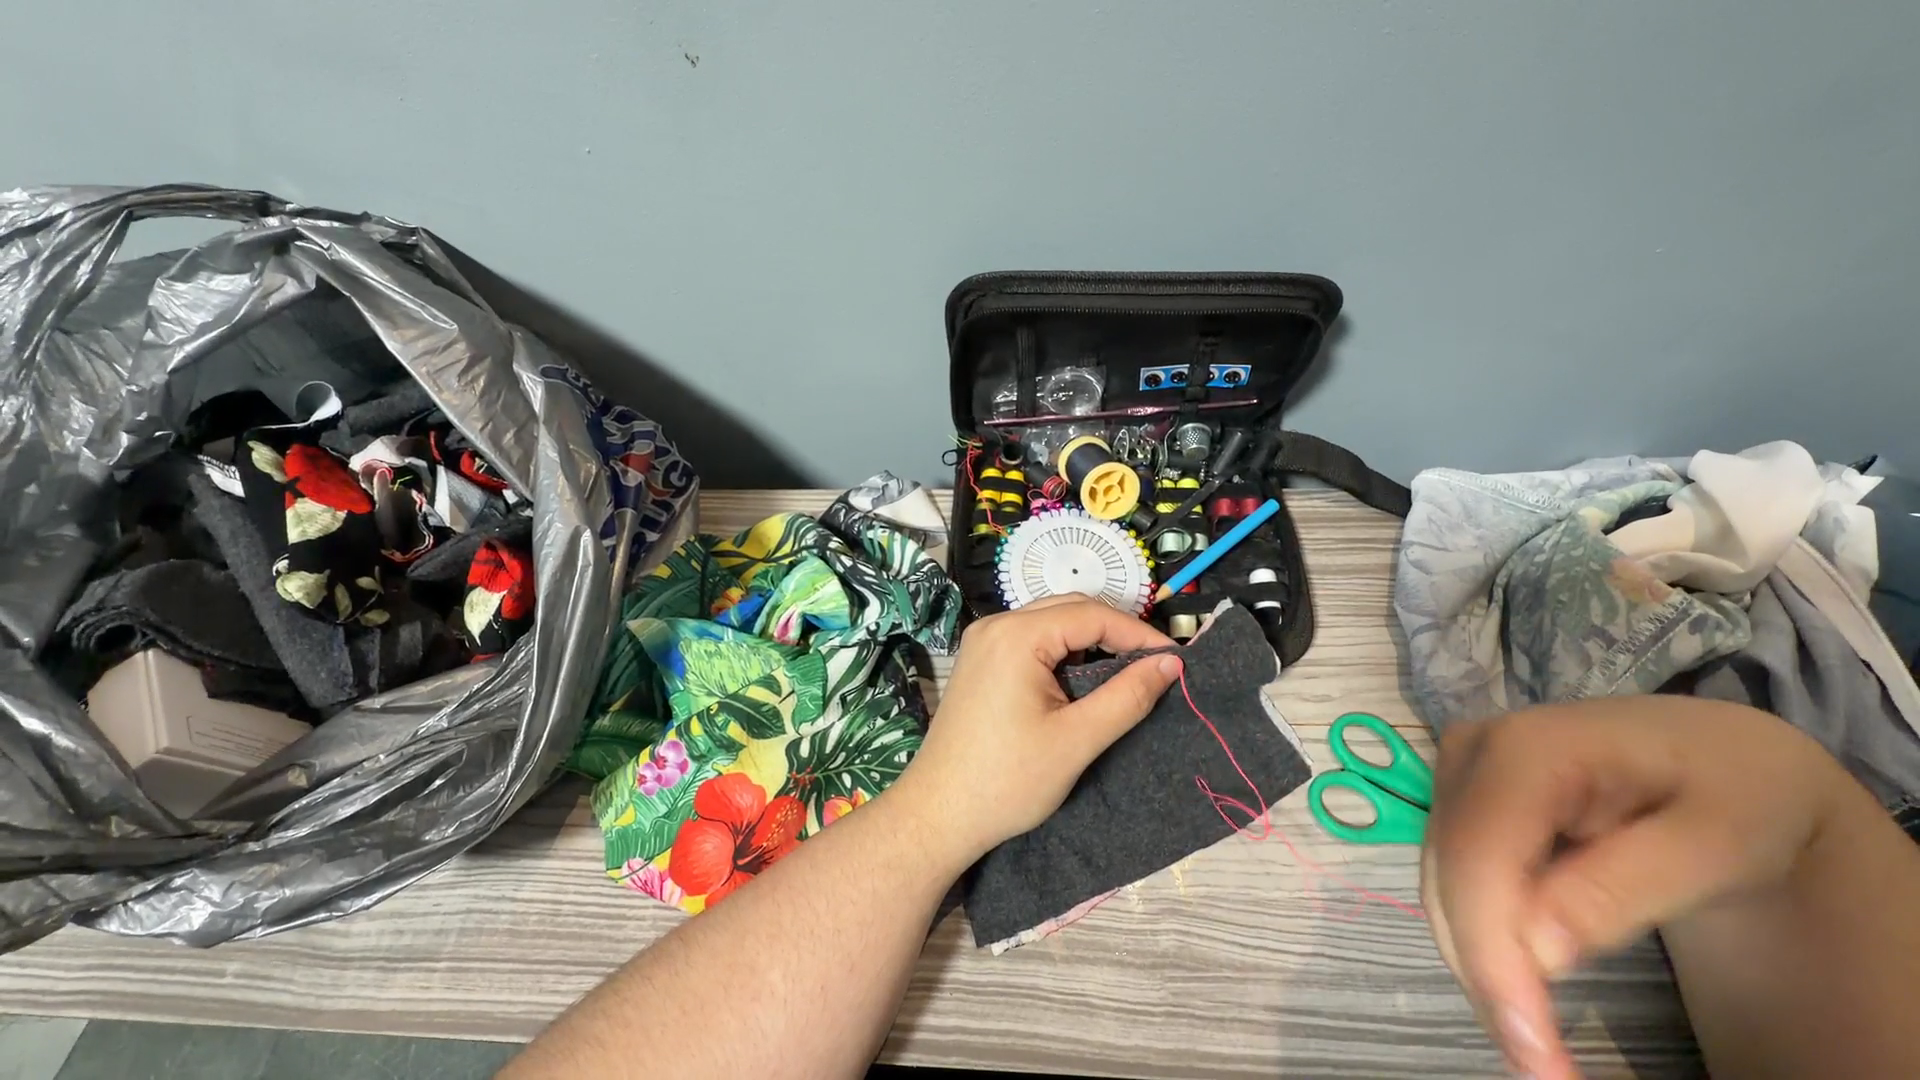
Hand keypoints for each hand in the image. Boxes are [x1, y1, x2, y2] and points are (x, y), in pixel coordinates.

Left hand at [893, 596, 1182, 863]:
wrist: (938, 814)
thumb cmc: (1007, 781)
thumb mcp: (1077, 740)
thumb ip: (1128, 696)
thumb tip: (1172, 663)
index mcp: (1016, 636)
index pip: (1091, 614)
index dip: (1138, 634)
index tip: (1176, 661)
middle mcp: (995, 626)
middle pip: (1070, 609)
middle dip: (1116, 632)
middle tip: (1155, 666)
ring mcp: (983, 642)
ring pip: (1051, 623)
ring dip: (1090, 641)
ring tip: (1127, 674)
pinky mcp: (979, 662)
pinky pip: (1031, 640)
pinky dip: (1063, 652)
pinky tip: (1083, 681)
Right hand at [1421, 696, 1852, 1078]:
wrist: (1712, 752)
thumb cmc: (1731, 792)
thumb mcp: (1717, 841)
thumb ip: (1629, 884)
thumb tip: (1538, 950)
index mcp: (1528, 747)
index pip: (1480, 854)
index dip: (1490, 950)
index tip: (1531, 1049)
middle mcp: (1469, 753)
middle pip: (1449, 873)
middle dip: (1486, 972)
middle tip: (1544, 1069)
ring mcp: (1454, 774)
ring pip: (1438, 882)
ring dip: (1480, 962)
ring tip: (1539, 1041)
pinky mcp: (1455, 800)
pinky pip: (1449, 878)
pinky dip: (1481, 938)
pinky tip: (1523, 981)